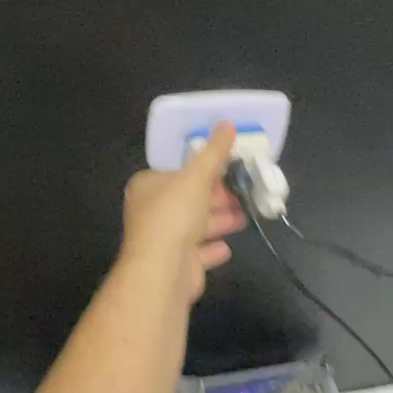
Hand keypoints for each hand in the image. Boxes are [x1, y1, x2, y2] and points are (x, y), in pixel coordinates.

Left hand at [118, 122, 247, 298]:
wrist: (163, 270)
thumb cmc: (175, 214)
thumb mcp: (197, 176)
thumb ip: (214, 152)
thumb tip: (227, 123)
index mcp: (148, 186)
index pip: (177, 173)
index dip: (203, 171)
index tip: (228, 169)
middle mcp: (151, 211)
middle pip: (188, 200)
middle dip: (216, 198)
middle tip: (242, 192)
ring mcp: (162, 240)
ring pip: (195, 226)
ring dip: (219, 221)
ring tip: (245, 216)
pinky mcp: (175, 264)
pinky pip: (197, 252)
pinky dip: (212, 248)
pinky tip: (227, 247)